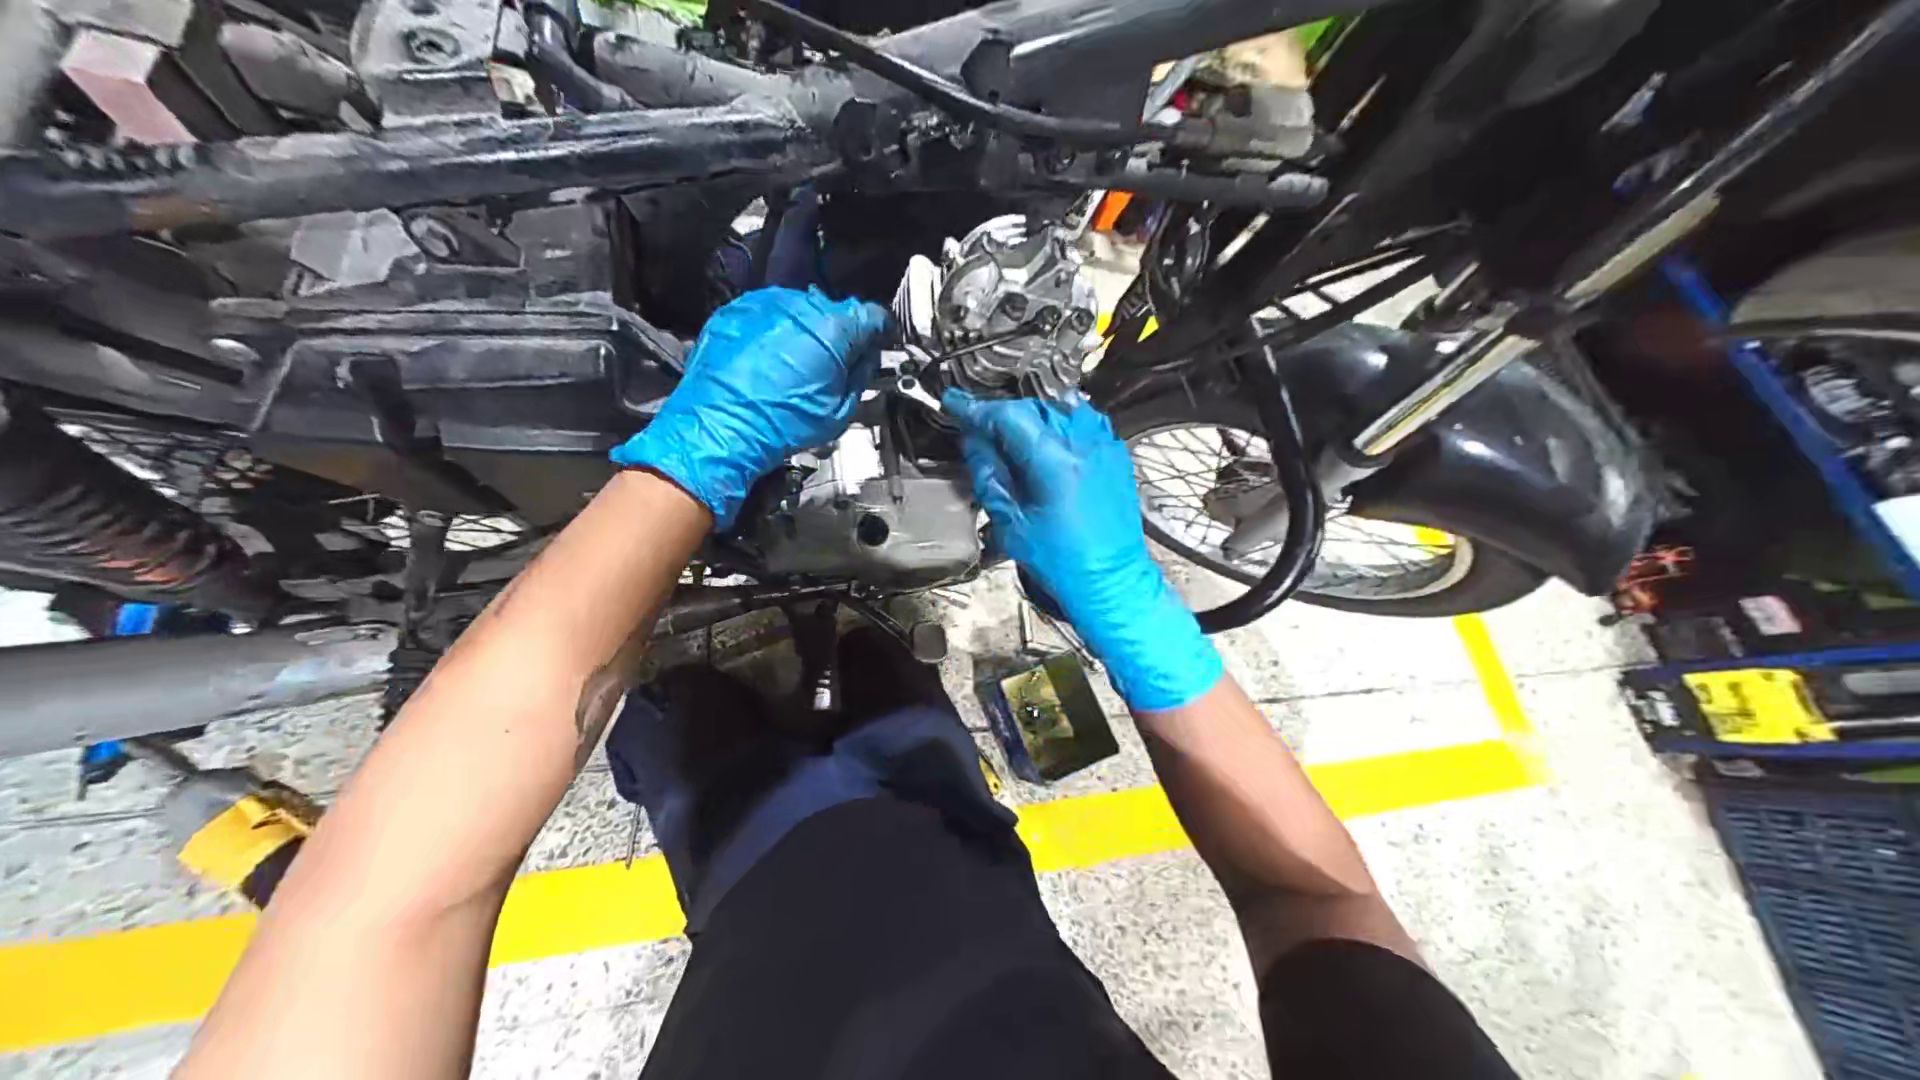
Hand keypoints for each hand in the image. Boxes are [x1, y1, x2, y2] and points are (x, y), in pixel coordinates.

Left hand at [612, 286, 889, 526]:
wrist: (720, 429)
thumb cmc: (777, 425)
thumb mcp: (839, 412)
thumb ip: (860, 376)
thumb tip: (865, 360)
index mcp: (833, 328)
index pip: (871, 315)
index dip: (880, 331)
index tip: (878, 340)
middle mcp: (800, 306)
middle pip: (834, 312)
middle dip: (839, 336)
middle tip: (834, 366)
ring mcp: (765, 305)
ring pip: (801, 311)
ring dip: (805, 333)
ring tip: (796, 369)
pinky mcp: (737, 311)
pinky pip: (769, 316)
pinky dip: (775, 333)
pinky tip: (770, 364)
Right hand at [943, 389, 1222, 711]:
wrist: (1110, 583)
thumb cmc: (1065, 563)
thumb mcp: (1012, 522)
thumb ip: (989, 474)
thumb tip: (976, 444)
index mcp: (1055, 461)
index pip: (1007, 415)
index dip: (976, 409)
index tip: (956, 405)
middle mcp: (1084, 444)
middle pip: (1033, 406)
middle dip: (1003, 415)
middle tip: (981, 432)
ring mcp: (1105, 447)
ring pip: (1060, 409)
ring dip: (1032, 417)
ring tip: (1014, 439)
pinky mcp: (1116, 456)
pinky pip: (1082, 423)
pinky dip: (1059, 427)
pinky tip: (1046, 447)